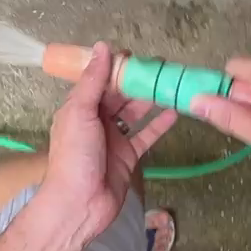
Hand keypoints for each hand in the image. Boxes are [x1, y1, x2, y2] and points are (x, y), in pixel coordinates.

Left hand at [32, 42, 176, 244]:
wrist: (79, 203)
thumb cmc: (74, 156)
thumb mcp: (79, 112)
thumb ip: (93, 81)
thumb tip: (103, 47)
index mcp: (80, 108)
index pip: (99, 80)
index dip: (116, 67)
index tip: (136, 55)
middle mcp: (96, 121)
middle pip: (120, 95)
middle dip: (138, 81)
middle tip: (162, 66)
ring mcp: (113, 139)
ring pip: (135, 113)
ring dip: (152, 99)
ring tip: (172, 84)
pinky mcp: (128, 156)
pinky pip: (146, 135)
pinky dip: (159, 124)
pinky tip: (176, 111)